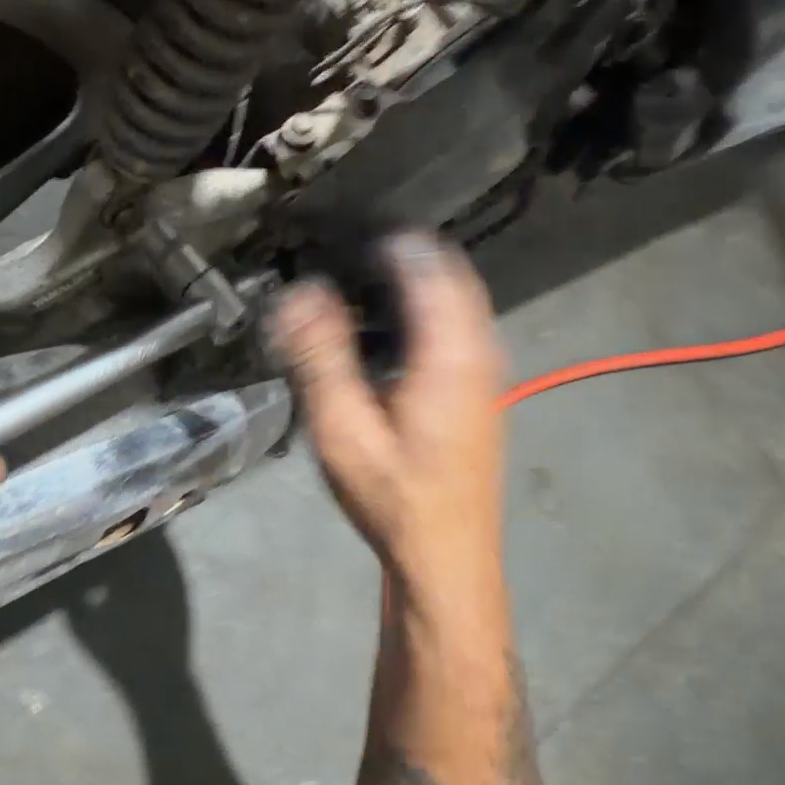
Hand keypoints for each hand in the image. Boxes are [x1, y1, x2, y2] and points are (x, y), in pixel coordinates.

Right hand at [268, 230, 505, 611]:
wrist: (445, 554)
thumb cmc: (392, 496)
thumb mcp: (343, 430)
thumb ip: (320, 358)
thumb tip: (297, 294)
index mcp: (450, 351)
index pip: (426, 263)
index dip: (385, 238)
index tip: (341, 231)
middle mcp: (480, 350)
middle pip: (448, 274)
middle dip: (401, 253)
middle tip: (346, 250)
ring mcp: (487, 371)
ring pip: (457, 300)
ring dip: (415, 281)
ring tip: (360, 279)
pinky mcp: (480, 391)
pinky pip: (457, 325)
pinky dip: (425, 310)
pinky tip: (388, 331)